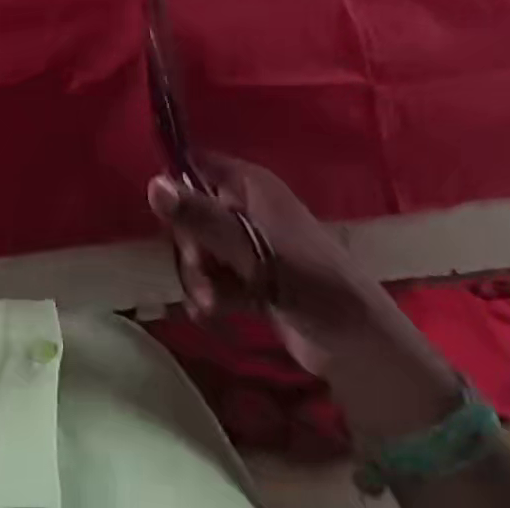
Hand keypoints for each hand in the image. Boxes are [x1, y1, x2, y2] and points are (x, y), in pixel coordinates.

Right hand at [148, 155, 386, 368]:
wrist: (358, 345)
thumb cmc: (308, 281)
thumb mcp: (250, 248)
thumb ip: (201, 218)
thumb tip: (152, 184)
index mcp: (249, 183)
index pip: (195, 164)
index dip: (174, 185)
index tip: (166, 217)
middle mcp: (245, 206)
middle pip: (190, 211)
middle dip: (189, 247)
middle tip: (202, 270)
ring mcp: (248, 243)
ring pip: (199, 249)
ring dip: (198, 277)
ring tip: (211, 302)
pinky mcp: (250, 277)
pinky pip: (212, 276)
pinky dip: (210, 294)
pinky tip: (214, 313)